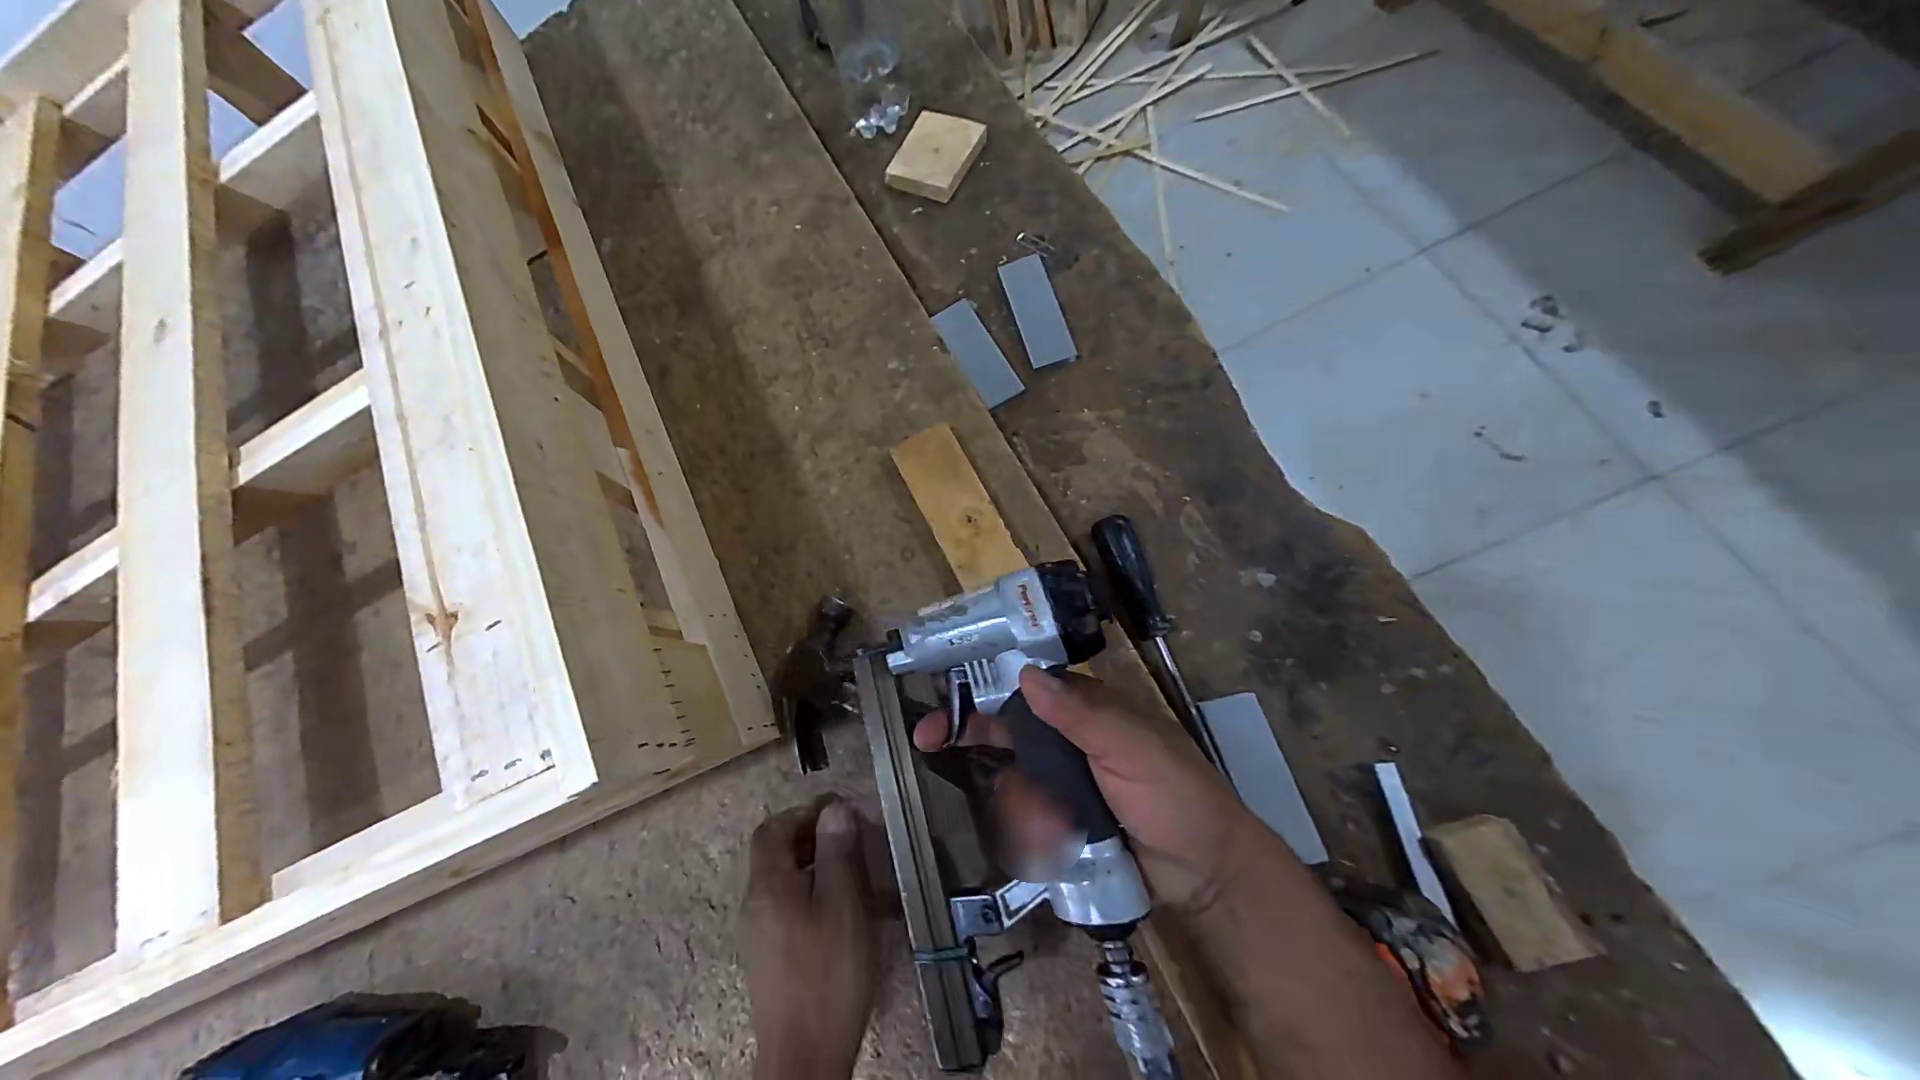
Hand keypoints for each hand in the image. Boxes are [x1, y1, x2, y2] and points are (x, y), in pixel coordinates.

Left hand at [746, 801, 875, 1079]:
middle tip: (850, 844)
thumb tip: (833, 809)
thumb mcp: (843, 902)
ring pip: (785, 883)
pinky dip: (813, 897)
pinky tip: (842, 916)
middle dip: (812, 841)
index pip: (771, 830)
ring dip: (816, 869)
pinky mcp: (771, 958)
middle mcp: (755, 904)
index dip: (802, 815)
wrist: (805, 1055)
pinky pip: (789, 909)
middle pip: (776, 855)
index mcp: (768, 885)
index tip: (836, 816)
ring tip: (854, 878)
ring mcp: (760, 934)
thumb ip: (837, 852)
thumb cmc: (828, 972)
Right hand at [913, 666, 1262, 912]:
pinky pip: (1026, 822)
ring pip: (1011, 784)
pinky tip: (1055, 846)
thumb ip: (1082, 715)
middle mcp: (1068, 742)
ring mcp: (1063, 786)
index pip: (1024, 691)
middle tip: (930, 745)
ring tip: (1053, 831)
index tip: (942, 709)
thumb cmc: (1177, 796)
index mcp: (1086, 712)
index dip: (980, 695)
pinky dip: (1032, 834)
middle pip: (1004, 737)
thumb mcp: (1134, 749)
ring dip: (1020, 806)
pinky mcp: (1064, 825)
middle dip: (973, 745)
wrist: (1207, 874)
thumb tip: (1027, 676)